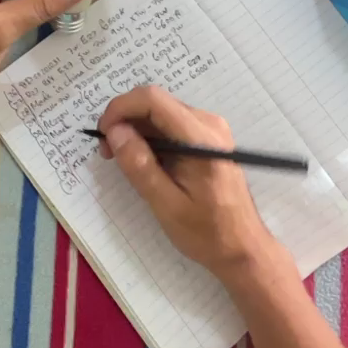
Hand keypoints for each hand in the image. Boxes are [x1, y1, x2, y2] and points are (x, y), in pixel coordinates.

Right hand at [96, 86, 277, 276]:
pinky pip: (169, 123)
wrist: (244, 248)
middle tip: (108, 152)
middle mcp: (208, 122)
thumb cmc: (207, 233)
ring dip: (134, 127)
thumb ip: (140, 166)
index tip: (103, 135)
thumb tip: (115, 131)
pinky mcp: (206, 137)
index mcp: (201, 138)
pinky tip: (142, 159)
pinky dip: (149, 134)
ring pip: (159, 111)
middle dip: (124, 120)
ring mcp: (209, 128)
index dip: (121, 108)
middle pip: (155, 102)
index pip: (153, 99)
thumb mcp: (166, 205)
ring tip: (122, 157)